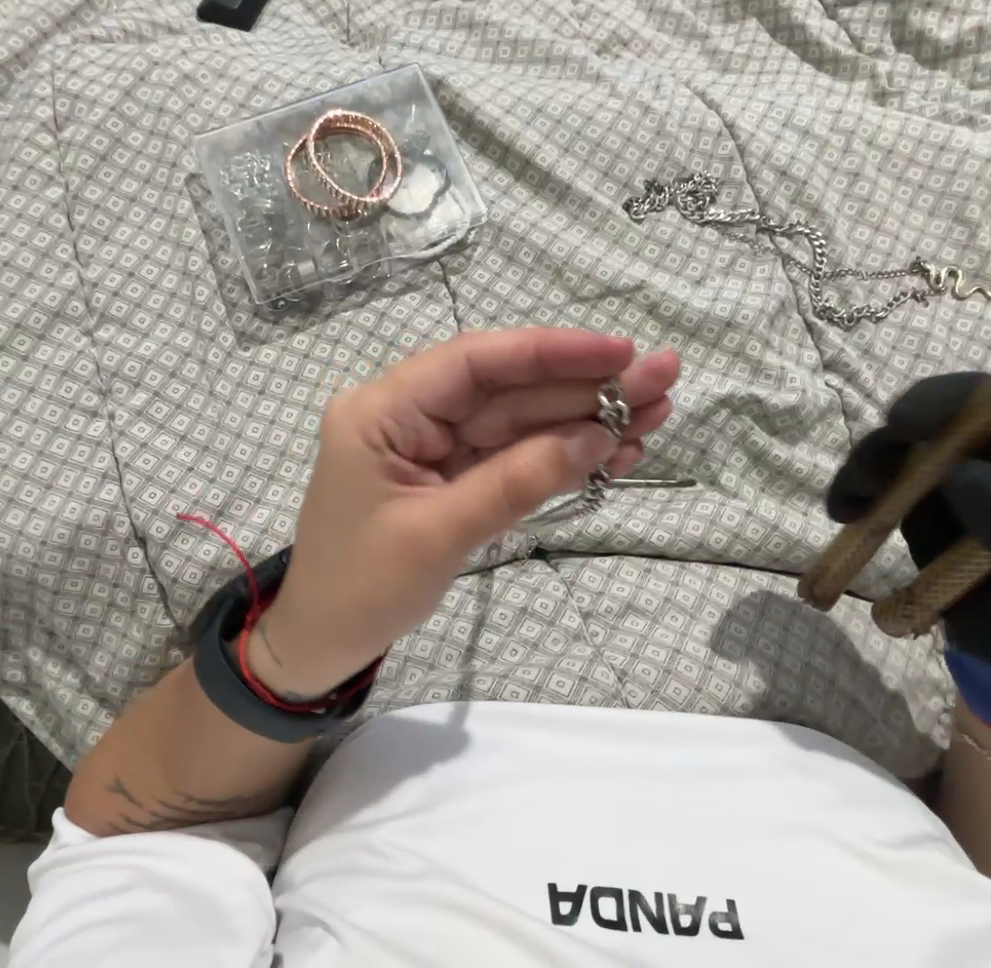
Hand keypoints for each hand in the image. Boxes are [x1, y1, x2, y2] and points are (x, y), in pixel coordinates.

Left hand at [249, 329, 681, 697]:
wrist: (324, 640)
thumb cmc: (362, 587)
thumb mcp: (439, 534)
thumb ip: (517, 480)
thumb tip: (596, 435)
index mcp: (383, 410)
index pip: (476, 362)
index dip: (551, 352)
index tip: (618, 351)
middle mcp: (409, 413)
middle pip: (508, 388)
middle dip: (585, 386)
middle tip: (666, 379)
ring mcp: (434, 444)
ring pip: (520, 420)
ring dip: (585, 418)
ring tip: (659, 413)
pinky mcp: (453, 474)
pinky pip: (513, 455)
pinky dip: (562, 455)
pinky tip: (618, 448)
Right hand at [825, 372, 990, 745]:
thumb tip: (962, 473)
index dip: (990, 392)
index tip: (946, 412)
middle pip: (965, 407)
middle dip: (920, 417)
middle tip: (888, 439)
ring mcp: (968, 473)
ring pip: (915, 438)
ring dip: (876, 455)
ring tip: (849, 498)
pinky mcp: (927, 498)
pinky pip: (887, 475)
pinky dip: (858, 485)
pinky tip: (842, 511)